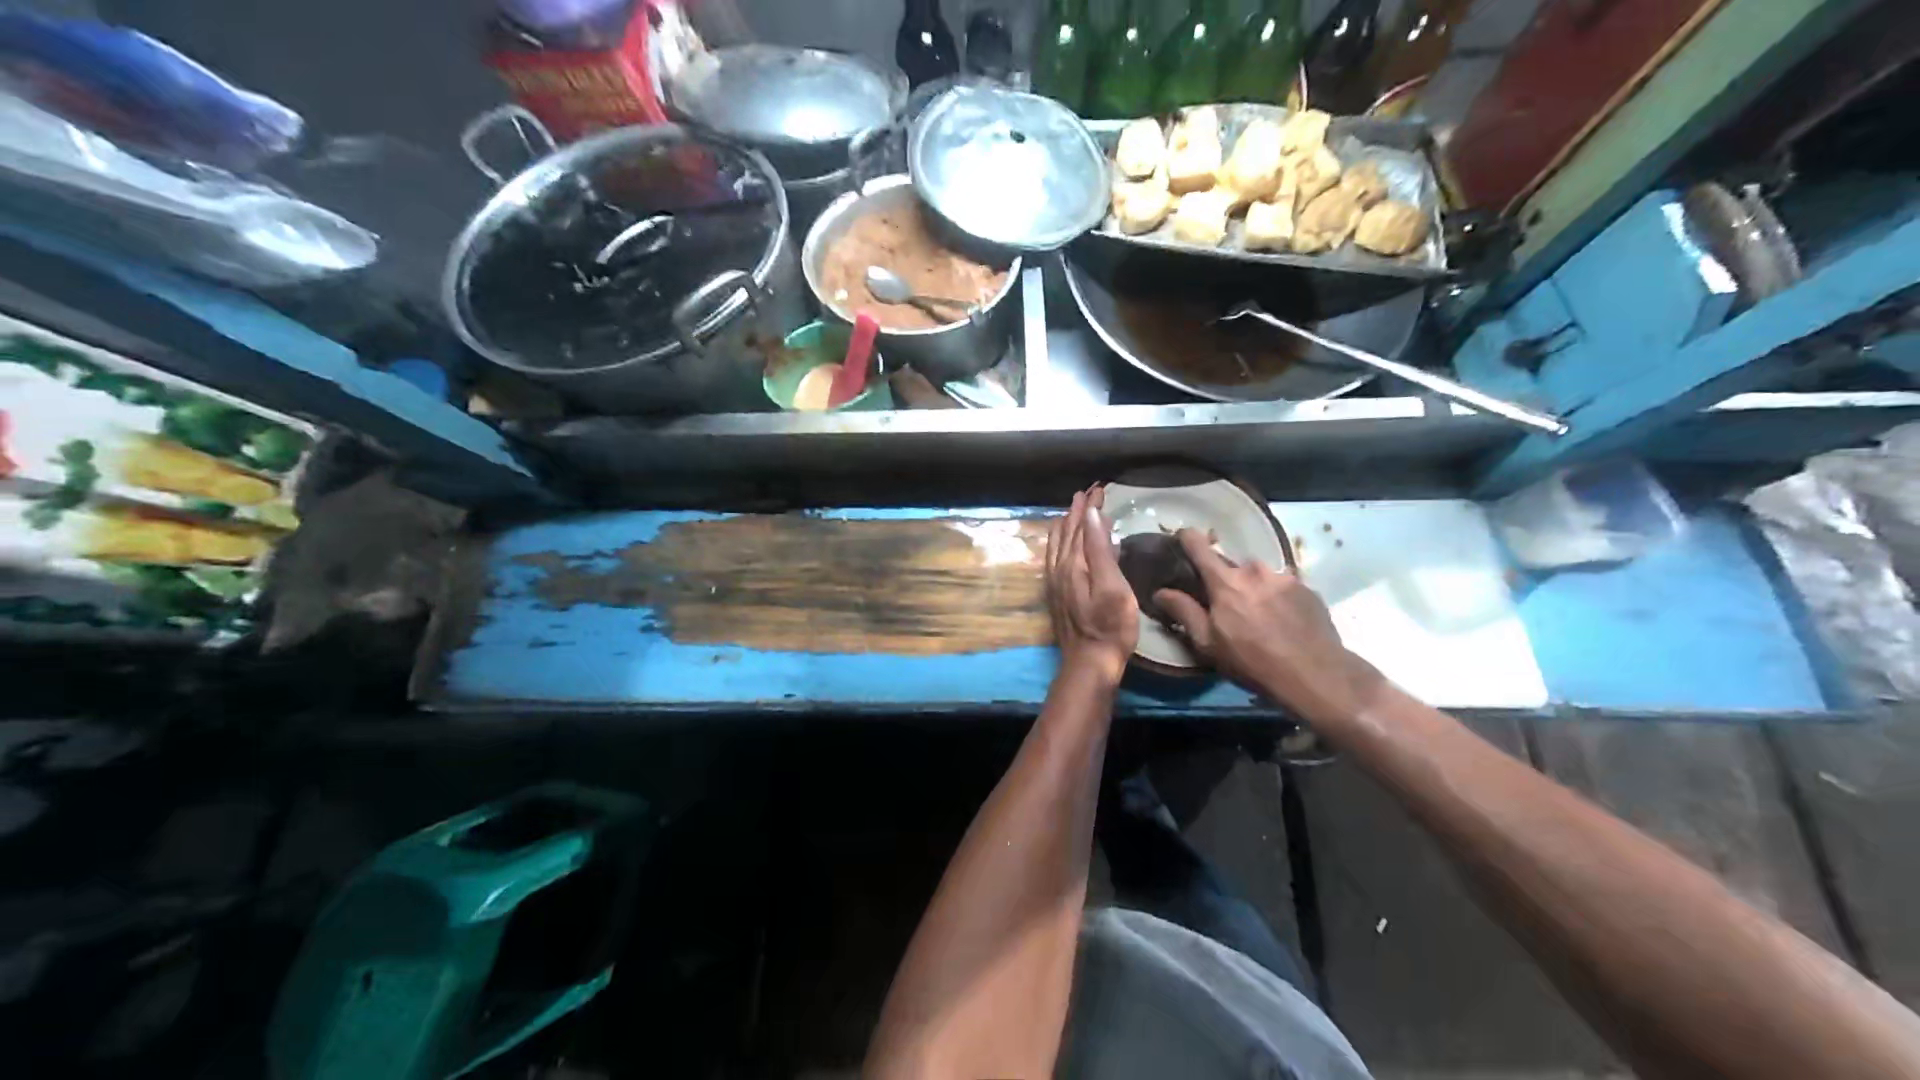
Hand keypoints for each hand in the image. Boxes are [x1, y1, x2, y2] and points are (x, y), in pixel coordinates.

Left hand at [1045, 486, 1138, 683]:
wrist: (1090, 662)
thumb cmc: (1110, 626)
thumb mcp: (1112, 586)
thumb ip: (1099, 549)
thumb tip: (1092, 515)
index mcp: (1073, 563)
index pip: (1081, 525)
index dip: (1090, 507)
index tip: (1099, 489)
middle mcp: (1059, 568)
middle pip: (1067, 531)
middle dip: (1078, 511)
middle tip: (1087, 493)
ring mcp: (1055, 581)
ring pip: (1058, 543)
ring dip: (1067, 524)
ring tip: (1073, 512)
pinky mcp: (1057, 593)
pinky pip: (1055, 556)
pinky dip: (1061, 541)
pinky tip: (1064, 544)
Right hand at [1152, 529, 1382, 726]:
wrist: (1315, 674)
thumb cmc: (1252, 661)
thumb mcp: (1208, 644)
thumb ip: (1183, 612)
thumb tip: (1161, 591)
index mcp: (1225, 582)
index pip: (1199, 545)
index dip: (1186, 538)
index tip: (1181, 539)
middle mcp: (1254, 570)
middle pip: (1232, 566)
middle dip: (1226, 581)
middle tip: (1228, 607)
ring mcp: (1284, 577)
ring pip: (1259, 576)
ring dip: (1254, 590)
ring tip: (1260, 617)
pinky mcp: (1308, 588)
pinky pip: (1283, 586)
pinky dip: (1277, 598)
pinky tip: (1283, 622)